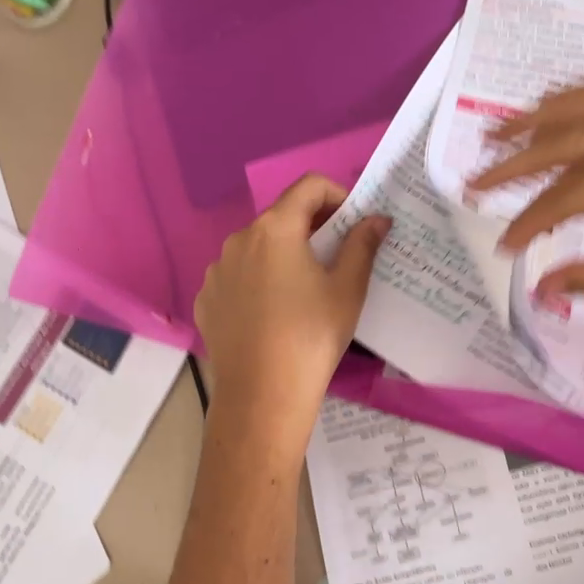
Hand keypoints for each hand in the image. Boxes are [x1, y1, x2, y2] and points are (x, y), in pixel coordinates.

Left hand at [193, 175, 390, 439]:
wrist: (262, 396)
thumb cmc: (312, 336)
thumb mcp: (348, 289)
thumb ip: (362, 245)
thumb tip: (376, 218)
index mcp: (276, 229)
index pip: (309, 187)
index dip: (337, 196)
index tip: (353, 223)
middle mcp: (239, 239)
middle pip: (281, 217)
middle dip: (312, 228)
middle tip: (337, 259)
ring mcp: (217, 270)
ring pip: (257, 248)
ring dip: (283, 255)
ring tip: (303, 293)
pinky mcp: (207, 300)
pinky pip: (237, 277)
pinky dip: (258, 282)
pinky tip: (273, 315)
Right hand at [467, 85, 583, 296]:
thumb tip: (543, 289)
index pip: (561, 198)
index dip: (527, 223)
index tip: (503, 244)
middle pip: (553, 143)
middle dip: (508, 166)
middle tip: (471, 183)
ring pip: (572, 106)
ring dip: (528, 122)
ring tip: (492, 135)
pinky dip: (566, 100)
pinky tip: (549, 110)